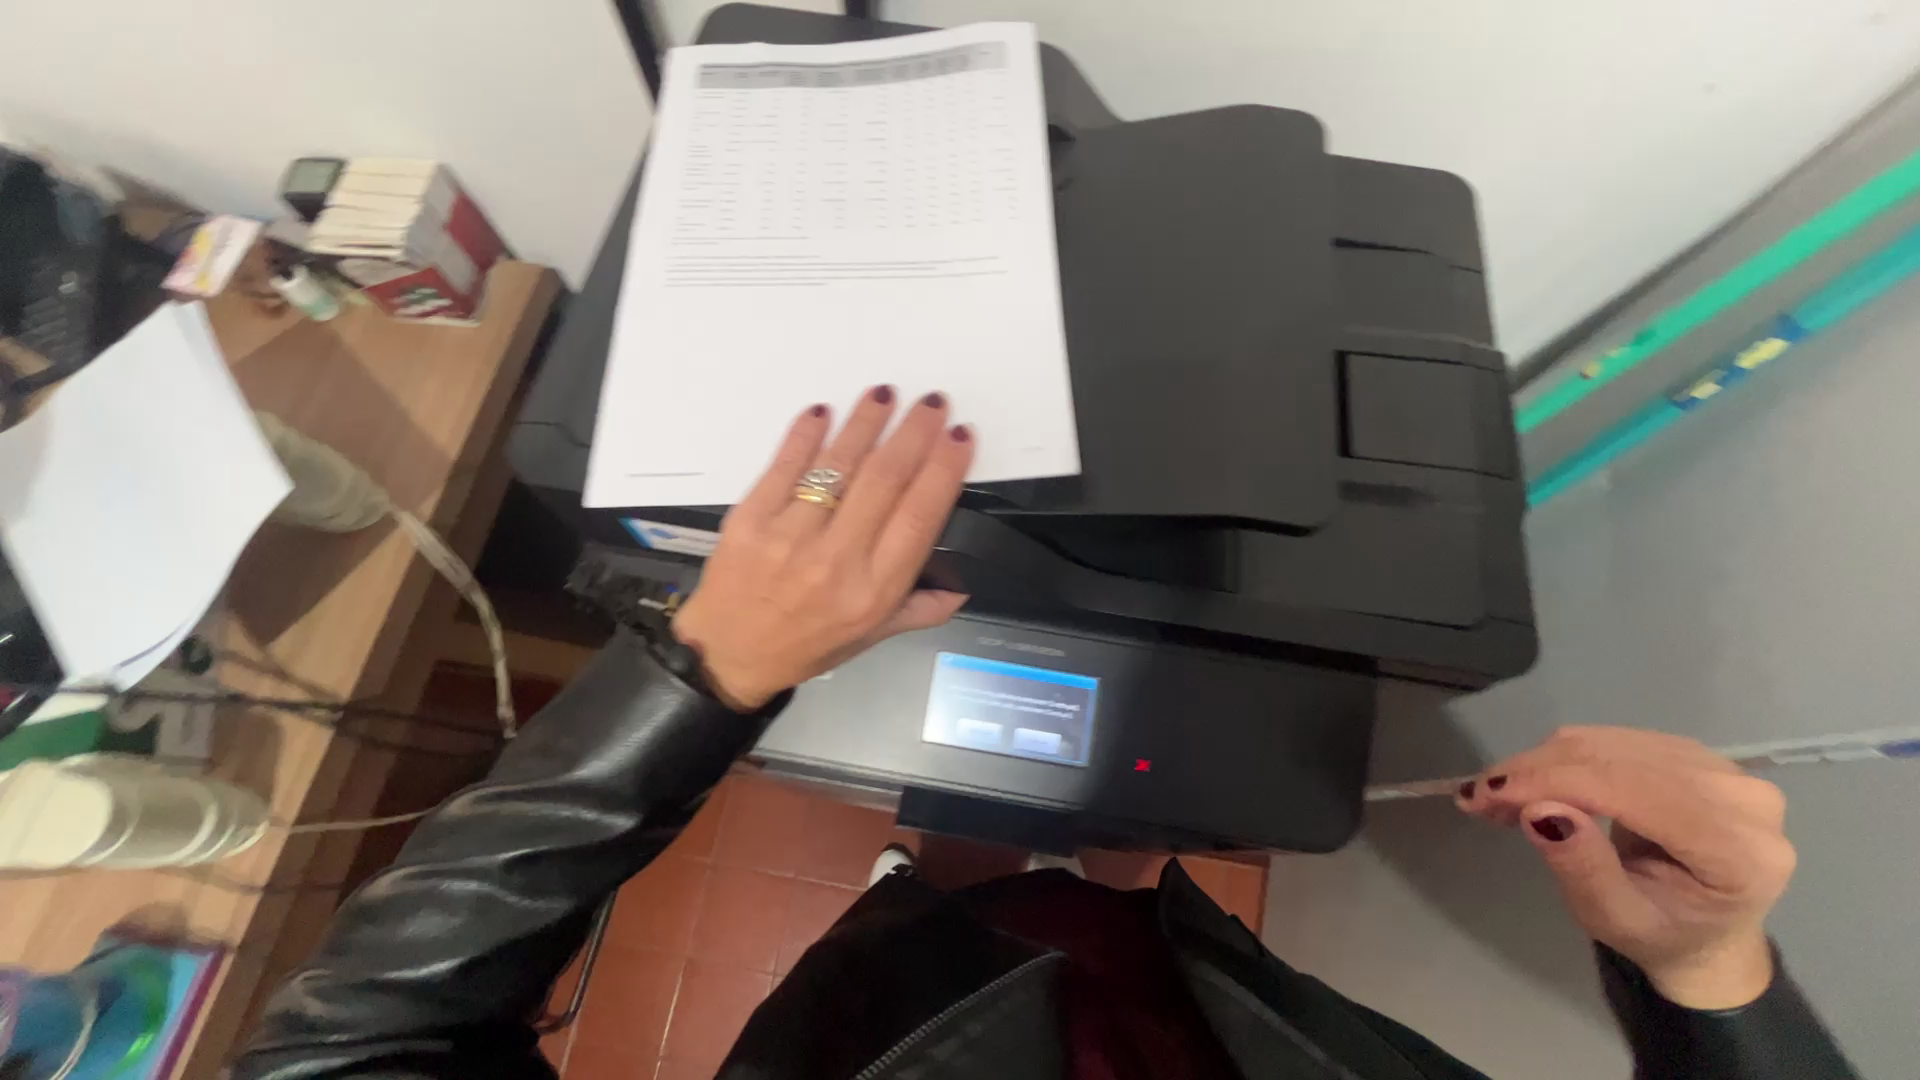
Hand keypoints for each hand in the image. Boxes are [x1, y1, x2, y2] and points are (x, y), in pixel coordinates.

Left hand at [671, 387, 973, 710]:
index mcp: (873, 590)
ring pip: (838, 465)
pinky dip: (806, 434)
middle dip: (914, 433)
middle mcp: (836, 560)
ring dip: (866, 422)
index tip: (958, 437)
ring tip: (884, 395)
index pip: (919, 517)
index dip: (943, 470)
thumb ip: (918, 609)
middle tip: (932, 403)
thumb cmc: (806, 645)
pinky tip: (824, 412)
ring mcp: (790, 536)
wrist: (728, 654)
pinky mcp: (750, 519)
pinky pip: (785, 466)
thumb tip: (961, 588)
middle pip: (885, 480)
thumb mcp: (871, 637)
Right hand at [1457, 726, 1795, 1008]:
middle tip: (1477, 797)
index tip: (1481, 795)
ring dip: (1538, 763)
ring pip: (1601, 741)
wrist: (1704, 934)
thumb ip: (1583, 867)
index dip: (1549, 783)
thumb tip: (1541, 811)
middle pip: (1612, 759)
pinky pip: (1606, 739)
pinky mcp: (1693, 755)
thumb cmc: (1660, 933)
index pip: (1629, 789)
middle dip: (1533, 772)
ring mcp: (1722, 770)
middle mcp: (1743, 798)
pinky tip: (1536, 783)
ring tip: (1501, 797)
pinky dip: (1556, 757)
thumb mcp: (1614, 918)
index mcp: (1739, 850)